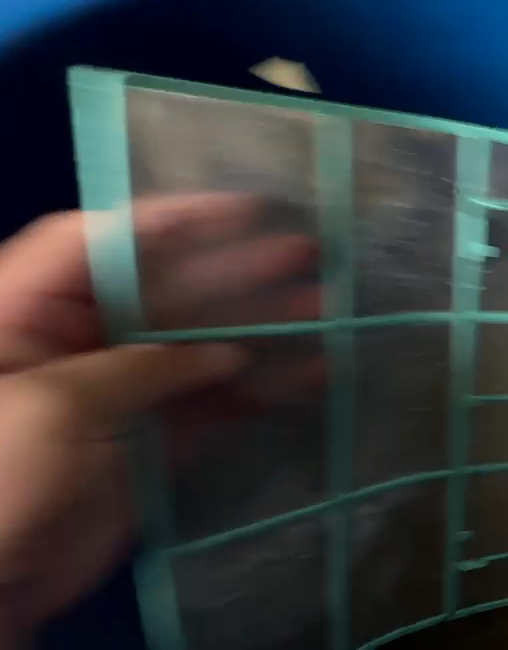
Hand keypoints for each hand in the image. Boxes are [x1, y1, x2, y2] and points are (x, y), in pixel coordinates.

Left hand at [0, 197, 316, 639]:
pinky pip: (222, 401)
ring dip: (269, 328)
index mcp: (18, 318)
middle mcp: (72, 346)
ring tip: (334, 313)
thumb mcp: (56, 404)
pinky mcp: (155, 439)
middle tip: (314, 257)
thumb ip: (148, 366)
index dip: (171, 221)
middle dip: (240, 273)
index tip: (251, 210)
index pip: (94, 244)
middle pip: (165, 293)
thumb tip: (226, 355)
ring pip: (206, 347)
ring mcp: (120, 395)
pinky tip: (319, 373)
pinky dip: (270, 388)